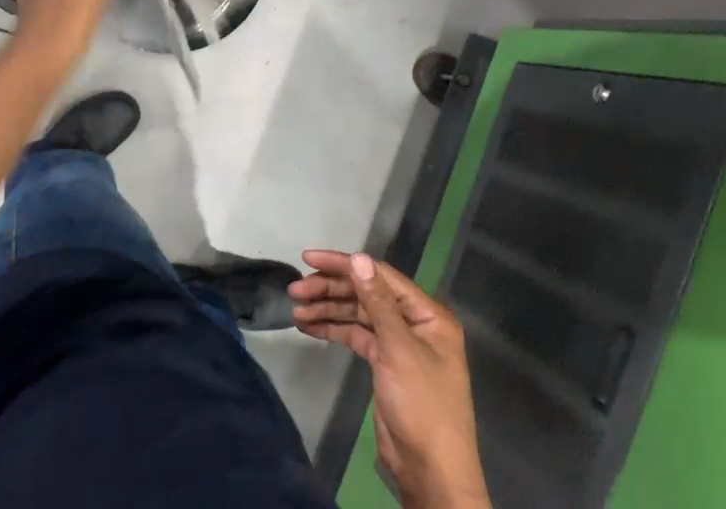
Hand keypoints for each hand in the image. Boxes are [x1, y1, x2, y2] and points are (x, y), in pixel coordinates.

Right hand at [290, 252, 490, 508]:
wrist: (430, 466)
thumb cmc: (422, 404)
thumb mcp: (398, 349)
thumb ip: (377, 302)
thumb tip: (358, 258)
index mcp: (428, 315)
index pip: (380, 276)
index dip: (343, 265)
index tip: (307, 259)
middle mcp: (414, 324)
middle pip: (365, 295)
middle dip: (330, 290)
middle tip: (295, 291)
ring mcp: (398, 344)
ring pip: (357, 315)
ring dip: (327, 310)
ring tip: (296, 312)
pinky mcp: (384, 363)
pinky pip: (355, 336)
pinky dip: (333, 330)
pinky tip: (309, 328)